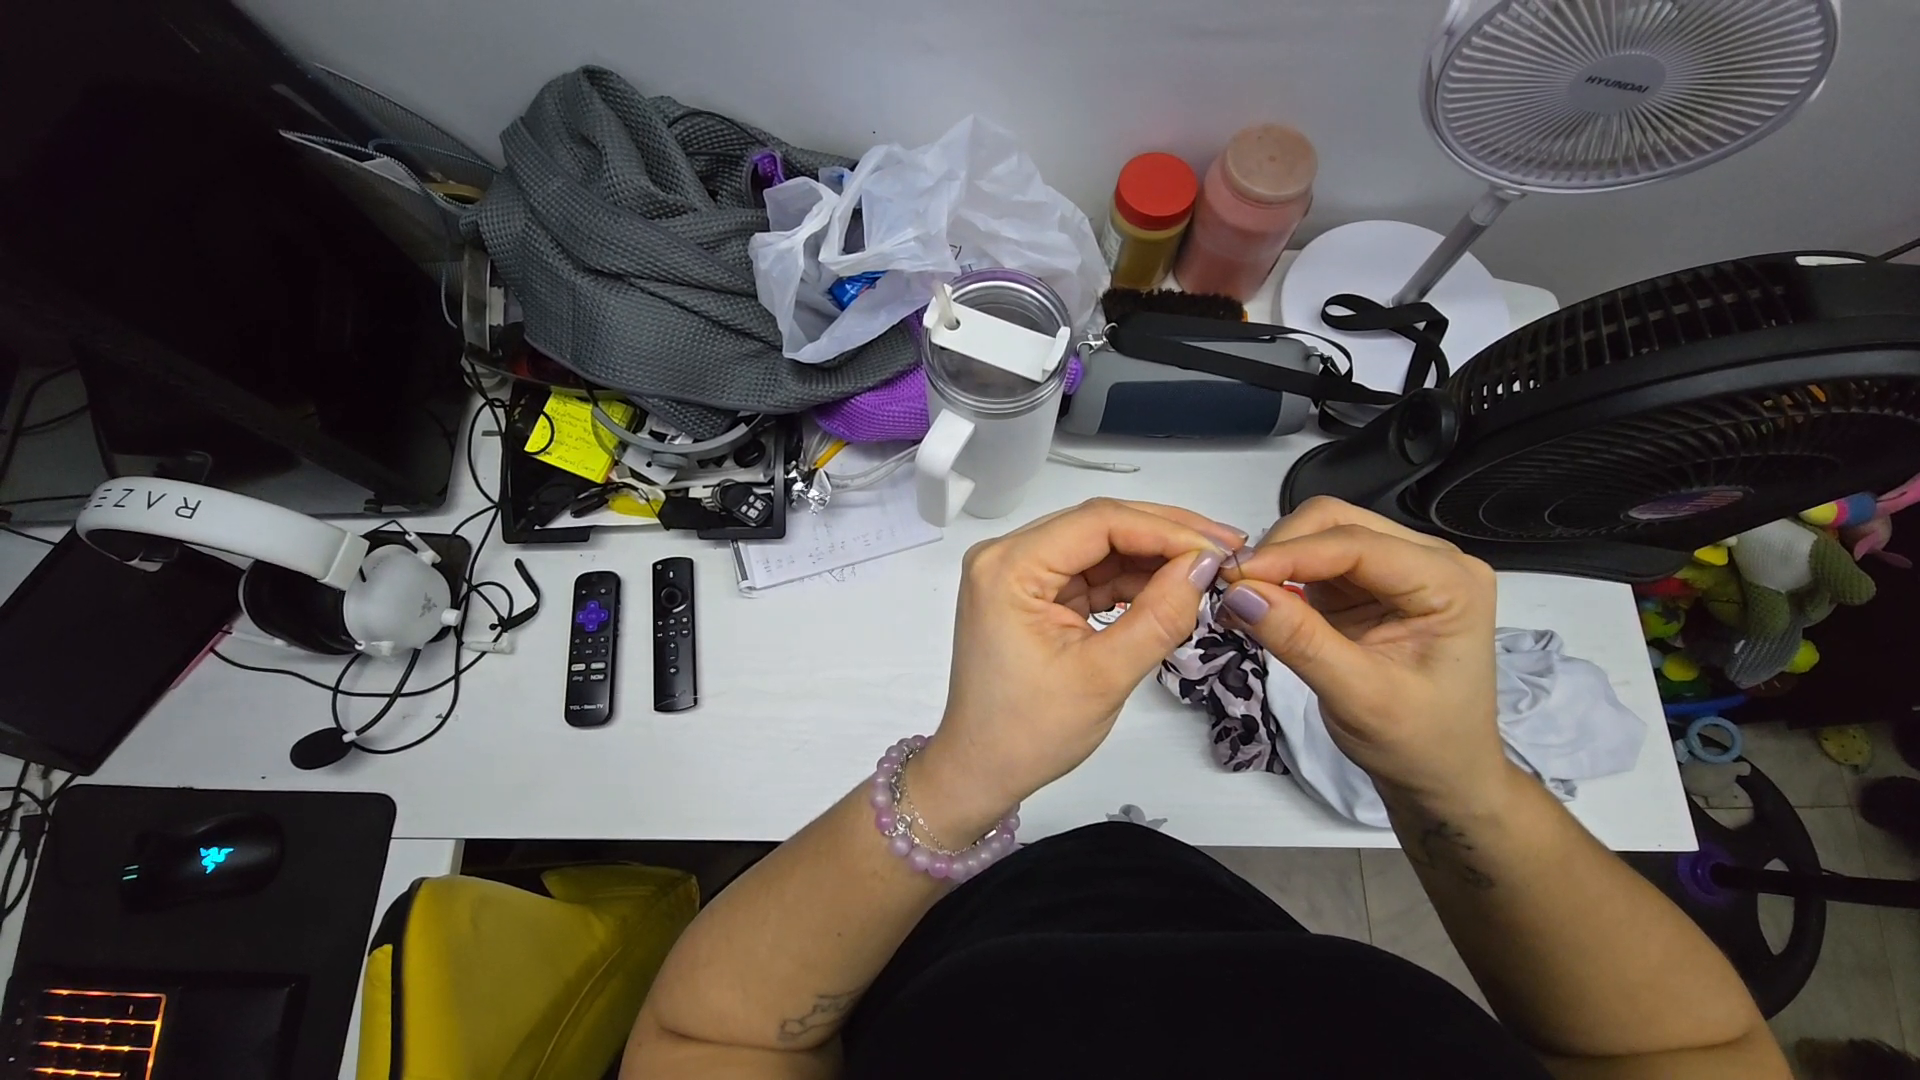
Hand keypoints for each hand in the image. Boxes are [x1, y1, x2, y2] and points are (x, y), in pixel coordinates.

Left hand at [918, 498, 1243, 818]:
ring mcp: (1017, 574)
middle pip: (1098, 525)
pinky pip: (1089, 573)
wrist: (982, 769)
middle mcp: (1005, 558)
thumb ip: (1159, 616)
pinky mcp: (1031, 594)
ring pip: (1098, 547)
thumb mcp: (1104, 676)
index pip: (1098, 522)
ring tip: (1205, 573)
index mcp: (1007, 568)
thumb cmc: (1025, 734)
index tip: (1216, 548)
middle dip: (1164, 537)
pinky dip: (1130, 581)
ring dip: (1151, 558)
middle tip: (1224, 550)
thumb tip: (1203, 567)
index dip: (1165, 529)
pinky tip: (1170, 589)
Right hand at [1218, 497, 1506, 808]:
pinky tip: (1258, 604)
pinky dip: (1280, 577)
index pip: (1355, 544)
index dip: (1289, 554)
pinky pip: (1313, 563)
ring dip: (1276, 560)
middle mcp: (1426, 562)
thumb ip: (1300, 640)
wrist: (1441, 774)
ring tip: (1241, 597)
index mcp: (1448, 582)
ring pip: (1319, 535)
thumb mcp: (1359, 697)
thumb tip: (1238, 592)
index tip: (1231, 577)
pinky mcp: (1365, 586)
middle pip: (1336, 523)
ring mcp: (1394, 571)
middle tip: (1234, 586)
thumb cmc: (1419, 742)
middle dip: (1281, 548)